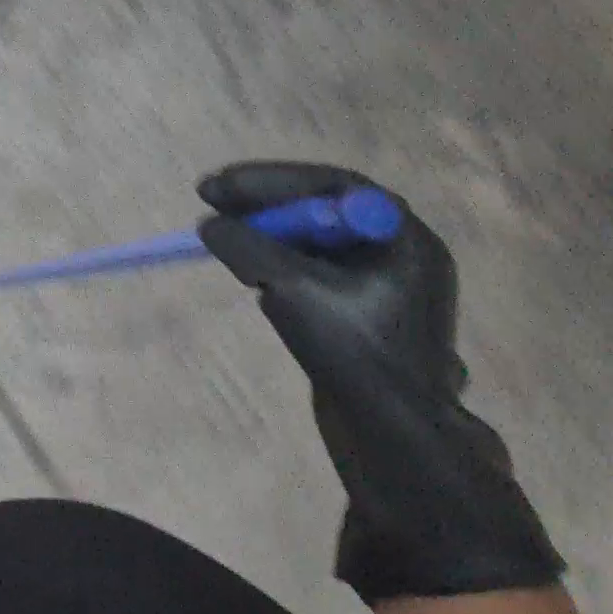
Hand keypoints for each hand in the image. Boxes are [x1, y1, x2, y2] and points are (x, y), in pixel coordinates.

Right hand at [197, 161, 563, 604]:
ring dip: (263, 229)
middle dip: (262, 201)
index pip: (333, 186)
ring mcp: (380, 285)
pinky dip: (274, 258)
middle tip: (208, 198)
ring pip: (312, 237)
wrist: (392, 434)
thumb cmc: (353, 352)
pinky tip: (247, 268)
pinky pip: (311, 266)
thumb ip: (246, 246)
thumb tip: (209, 225)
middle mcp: (399, 254)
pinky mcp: (358, 311)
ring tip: (220, 231)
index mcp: (404, 241)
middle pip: (321, 207)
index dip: (270, 179)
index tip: (218, 186)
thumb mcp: (289, 287)